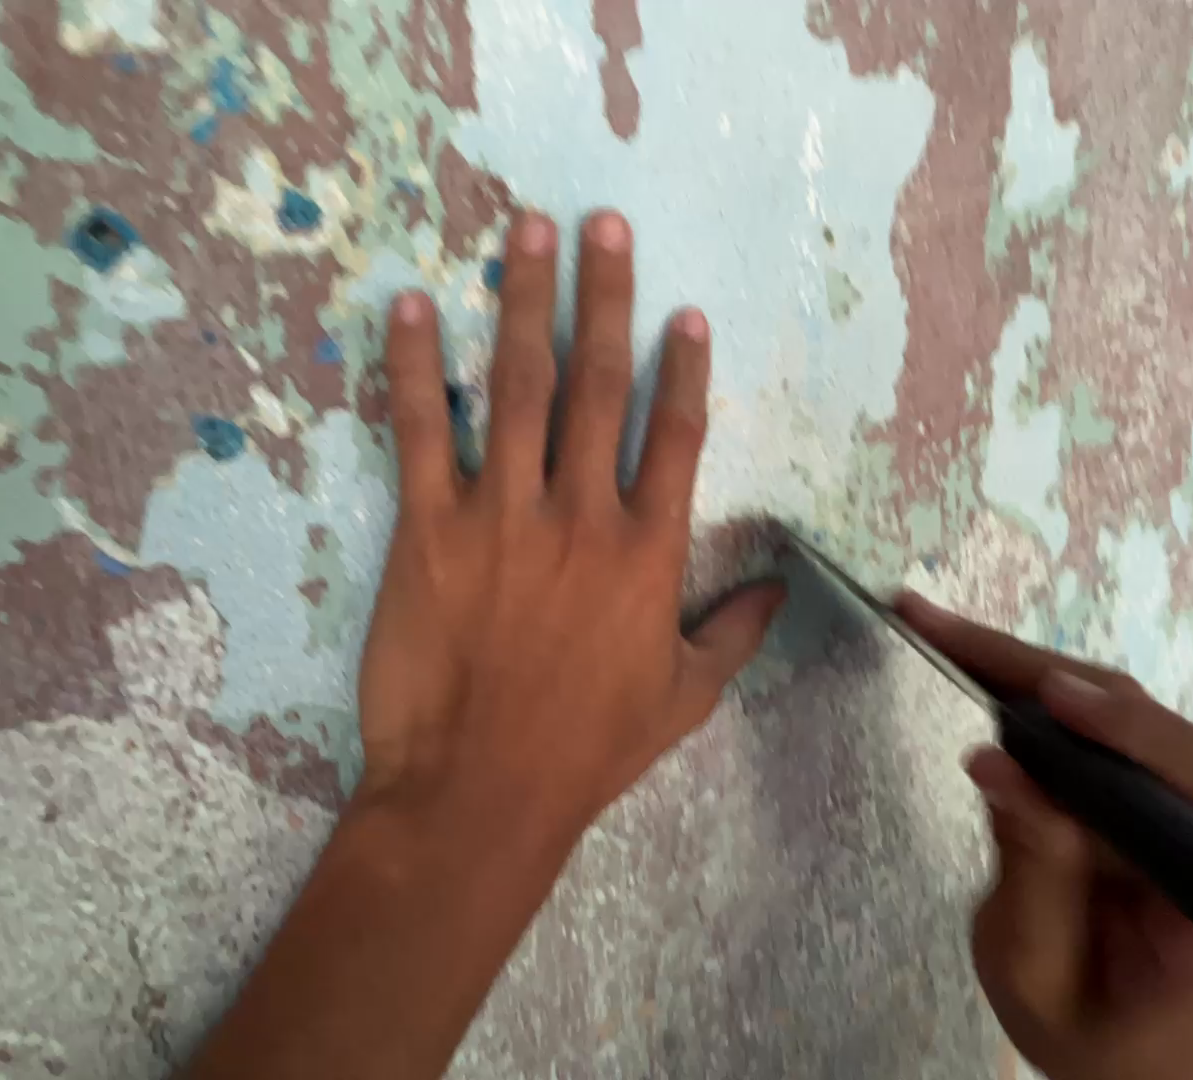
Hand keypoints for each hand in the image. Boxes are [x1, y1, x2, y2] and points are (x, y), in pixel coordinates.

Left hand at [355, 208, 786, 846]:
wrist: (480, 792)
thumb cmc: (586, 749)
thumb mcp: (683, 699)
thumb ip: (735, 635)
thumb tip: (782, 587)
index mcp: (646, 553)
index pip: (675, 436)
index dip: (682, 368)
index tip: (684, 313)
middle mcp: (581, 515)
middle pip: (598, 384)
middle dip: (604, 297)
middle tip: (600, 224)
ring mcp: (502, 515)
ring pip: (517, 386)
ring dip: (523, 302)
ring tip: (524, 233)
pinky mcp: (429, 529)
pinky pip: (423, 431)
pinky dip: (414, 366)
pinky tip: (409, 307)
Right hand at [899, 594, 1192, 1079]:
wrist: (1134, 1047)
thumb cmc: (1090, 1032)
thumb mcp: (1036, 974)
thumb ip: (1030, 876)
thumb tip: (992, 762)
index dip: (1146, 737)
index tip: (1055, 701)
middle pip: (1162, 729)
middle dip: (1043, 677)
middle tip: (939, 629)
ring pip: (1128, 711)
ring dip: (1028, 671)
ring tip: (941, 634)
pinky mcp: (1165, 787)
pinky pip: (1106, 719)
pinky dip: (1034, 687)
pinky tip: (978, 664)